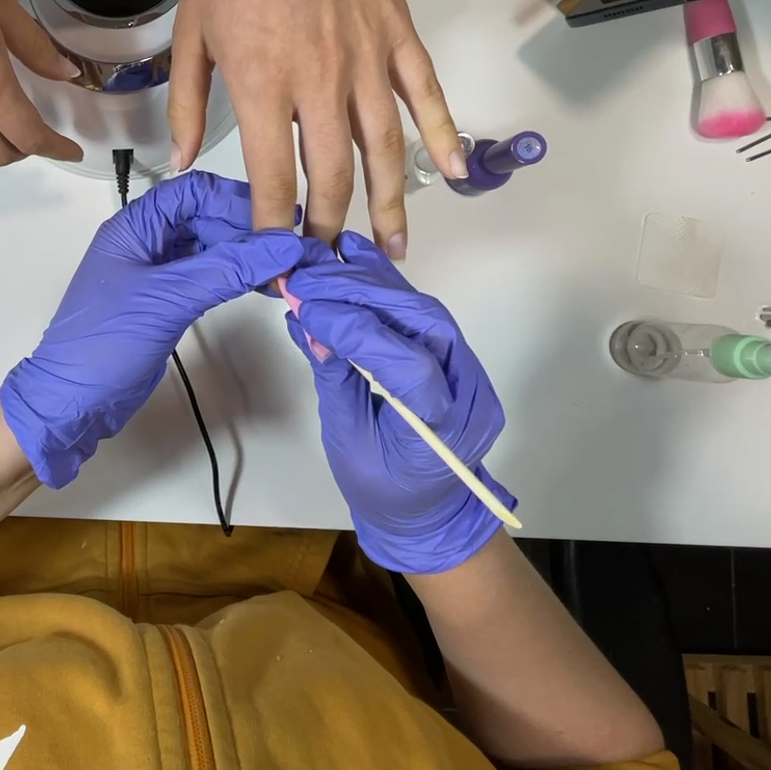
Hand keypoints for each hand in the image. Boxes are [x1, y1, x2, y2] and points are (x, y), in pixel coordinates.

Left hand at [1, 172, 305, 486]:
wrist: (73, 401)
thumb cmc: (106, 343)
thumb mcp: (167, 300)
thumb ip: (225, 270)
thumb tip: (283, 246)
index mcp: (132, 227)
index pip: (192, 193)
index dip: (235, 200)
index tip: (279, 218)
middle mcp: (143, 242)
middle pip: (202, 216)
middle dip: (244, 228)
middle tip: (289, 247)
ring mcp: (152, 272)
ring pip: (205, 246)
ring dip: (241, 253)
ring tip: (282, 267)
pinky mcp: (162, 300)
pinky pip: (202, 274)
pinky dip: (230, 276)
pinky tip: (258, 283)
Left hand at [169, 0, 464, 257]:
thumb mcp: (190, 31)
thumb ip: (187, 104)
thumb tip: (182, 162)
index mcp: (262, 85)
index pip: (271, 179)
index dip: (272, 227)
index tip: (273, 259)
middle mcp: (319, 82)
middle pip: (331, 176)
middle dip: (326, 227)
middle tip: (323, 260)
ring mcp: (366, 59)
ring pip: (383, 148)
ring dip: (388, 203)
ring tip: (391, 247)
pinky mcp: (397, 34)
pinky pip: (425, 94)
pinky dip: (440, 135)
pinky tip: (451, 172)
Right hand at [283, 231, 512, 572]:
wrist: (428, 514)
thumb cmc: (381, 492)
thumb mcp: (349, 441)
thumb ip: (336, 380)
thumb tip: (310, 325)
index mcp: (441, 429)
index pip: (404, 364)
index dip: (352, 328)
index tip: (303, 304)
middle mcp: (466, 393)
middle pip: (422, 323)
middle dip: (362, 292)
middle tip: (311, 273)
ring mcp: (467, 373)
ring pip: (424, 312)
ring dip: (373, 281)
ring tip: (330, 255)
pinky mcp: (454, 360)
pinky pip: (422, 318)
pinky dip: (387, 289)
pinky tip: (358, 260)